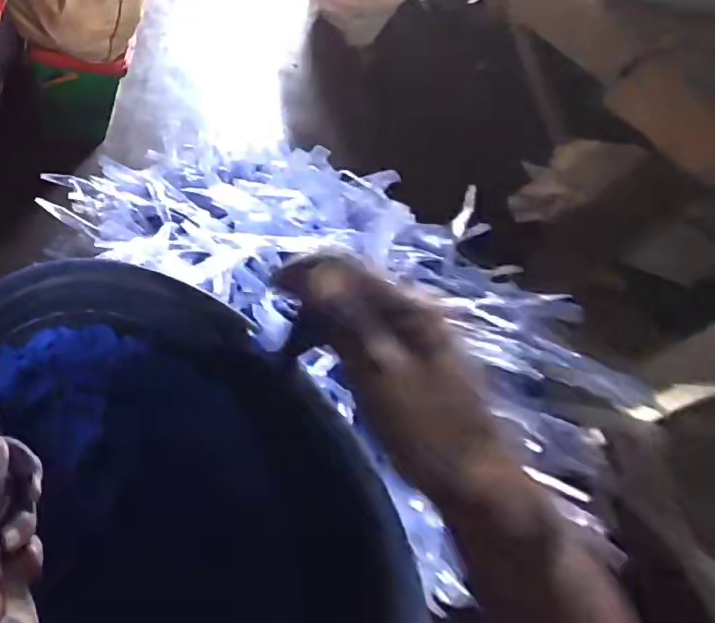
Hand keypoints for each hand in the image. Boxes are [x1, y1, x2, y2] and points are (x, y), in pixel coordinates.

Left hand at [0, 434, 43, 622]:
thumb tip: (0, 442)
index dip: (7, 453)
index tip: (26, 462)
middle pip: (10, 478)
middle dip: (21, 490)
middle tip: (30, 495)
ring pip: (23, 510)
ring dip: (21, 526)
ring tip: (6, 545)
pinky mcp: (8, 560)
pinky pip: (31, 546)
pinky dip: (27, 555)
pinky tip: (15, 565)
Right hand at [273, 251, 521, 512]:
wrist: (479, 487)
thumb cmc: (424, 427)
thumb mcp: (376, 368)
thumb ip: (342, 316)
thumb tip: (305, 273)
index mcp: (409, 307)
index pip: (343, 263)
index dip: (301, 268)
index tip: (270, 290)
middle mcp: (412, 310)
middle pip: (343, 279)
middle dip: (304, 292)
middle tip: (277, 315)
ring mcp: (411, 332)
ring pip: (345, 302)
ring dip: (312, 314)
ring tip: (291, 340)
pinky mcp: (404, 353)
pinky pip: (354, 324)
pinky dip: (326, 330)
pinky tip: (314, 350)